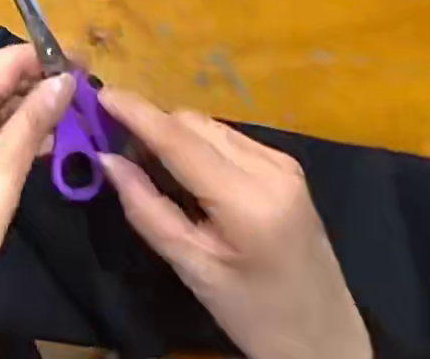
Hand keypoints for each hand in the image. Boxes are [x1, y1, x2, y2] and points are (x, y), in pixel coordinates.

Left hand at [0, 45, 74, 358]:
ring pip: (1, 105)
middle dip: (44, 84)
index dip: (47, 57)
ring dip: (36, 109)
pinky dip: (21, 131)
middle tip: (88, 96)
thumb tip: (67, 77)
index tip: (87, 65)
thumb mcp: (7, 165)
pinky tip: (52, 142)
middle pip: (4, 79)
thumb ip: (37, 115)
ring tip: (79, 117)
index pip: (8, 59)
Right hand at [99, 88, 372, 358]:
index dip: (137, 113)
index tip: (102, 94)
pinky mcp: (285, 163)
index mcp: (248, 201)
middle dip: (152, 127)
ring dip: (173, 134)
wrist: (327, 343)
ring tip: (150, 165)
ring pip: (208, 125)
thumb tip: (107, 160)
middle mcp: (269, 167)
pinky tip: (188, 173)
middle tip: (119, 149)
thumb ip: (147, 210)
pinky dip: (198, 144)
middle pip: (193, 124)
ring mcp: (281, 161)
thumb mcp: (194, 270)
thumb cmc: (254, 317)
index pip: (180, 141)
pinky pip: (226, 137)